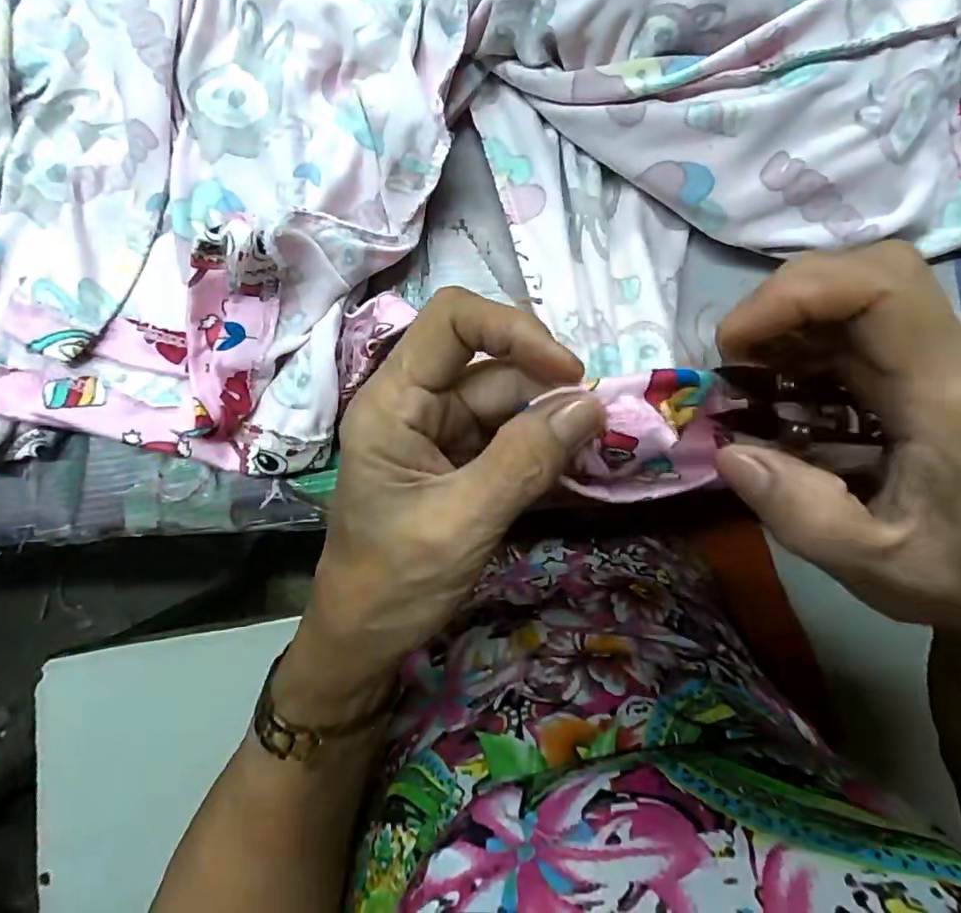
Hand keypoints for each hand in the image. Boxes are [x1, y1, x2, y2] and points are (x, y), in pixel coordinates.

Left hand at [277, 288, 604, 723]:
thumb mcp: (463, 520)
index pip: (451, 320)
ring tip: (593, 450)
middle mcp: (414, 403)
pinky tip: (573, 465)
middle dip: (546, 389)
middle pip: (489, 364)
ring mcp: (436, 432)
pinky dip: (541, 447)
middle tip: (598, 427)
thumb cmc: (396, 581)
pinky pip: (507, 436)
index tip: (567, 371)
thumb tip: (591, 405)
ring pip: (506, 401)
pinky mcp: (456, 461)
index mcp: (394, 401)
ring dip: (551, 421)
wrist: (363, 639)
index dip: (512, 328)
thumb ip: (526, 460)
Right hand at [711, 242, 960, 666]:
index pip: (881, 287)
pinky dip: (800, 343)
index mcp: (949, 397)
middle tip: (736, 357)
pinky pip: (854, 330)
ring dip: (787, 321)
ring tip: (747, 375)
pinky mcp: (920, 378)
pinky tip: (776, 388)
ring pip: (858, 294)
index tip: (733, 345)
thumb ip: (801, 514)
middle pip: (867, 272)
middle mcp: (949, 364)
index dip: (792, 295)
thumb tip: (727, 450)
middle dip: (782, 300)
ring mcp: (937, 366)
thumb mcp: (878, 570)